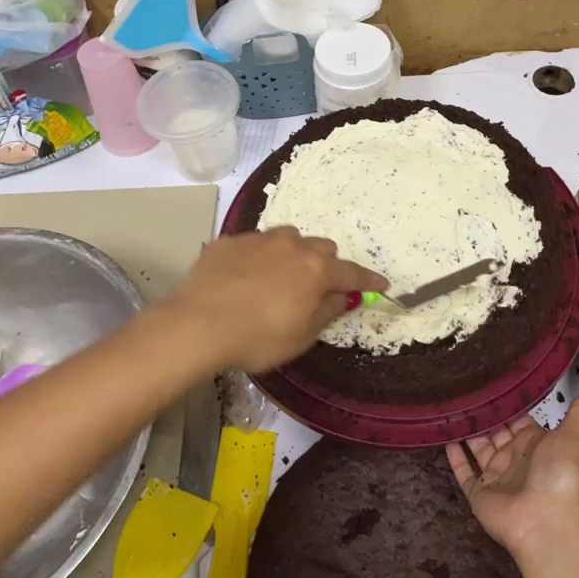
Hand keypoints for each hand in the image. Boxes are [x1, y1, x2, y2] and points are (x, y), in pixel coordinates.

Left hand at [165, 227, 387, 372]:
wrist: (197, 324)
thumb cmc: (257, 338)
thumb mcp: (301, 337)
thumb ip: (327, 312)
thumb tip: (342, 296)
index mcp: (316, 270)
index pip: (351, 273)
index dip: (368, 280)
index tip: (381, 284)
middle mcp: (292, 246)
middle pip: (321, 247)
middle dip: (325, 264)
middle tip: (316, 287)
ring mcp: (258, 239)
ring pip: (287, 239)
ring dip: (292, 255)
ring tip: (278, 278)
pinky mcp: (229, 241)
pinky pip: (254, 244)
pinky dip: (258, 258)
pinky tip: (243, 279)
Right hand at [448, 390, 578, 554]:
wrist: (546, 520)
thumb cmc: (560, 476)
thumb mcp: (572, 437)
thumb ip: (578, 412)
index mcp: (535, 445)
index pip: (516, 420)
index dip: (505, 404)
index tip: (489, 384)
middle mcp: (514, 458)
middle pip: (495, 432)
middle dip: (482, 416)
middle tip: (465, 392)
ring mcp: (495, 476)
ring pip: (478, 449)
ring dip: (467, 433)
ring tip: (452, 411)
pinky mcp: (479, 493)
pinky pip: (464, 473)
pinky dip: (456, 458)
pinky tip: (445, 440)